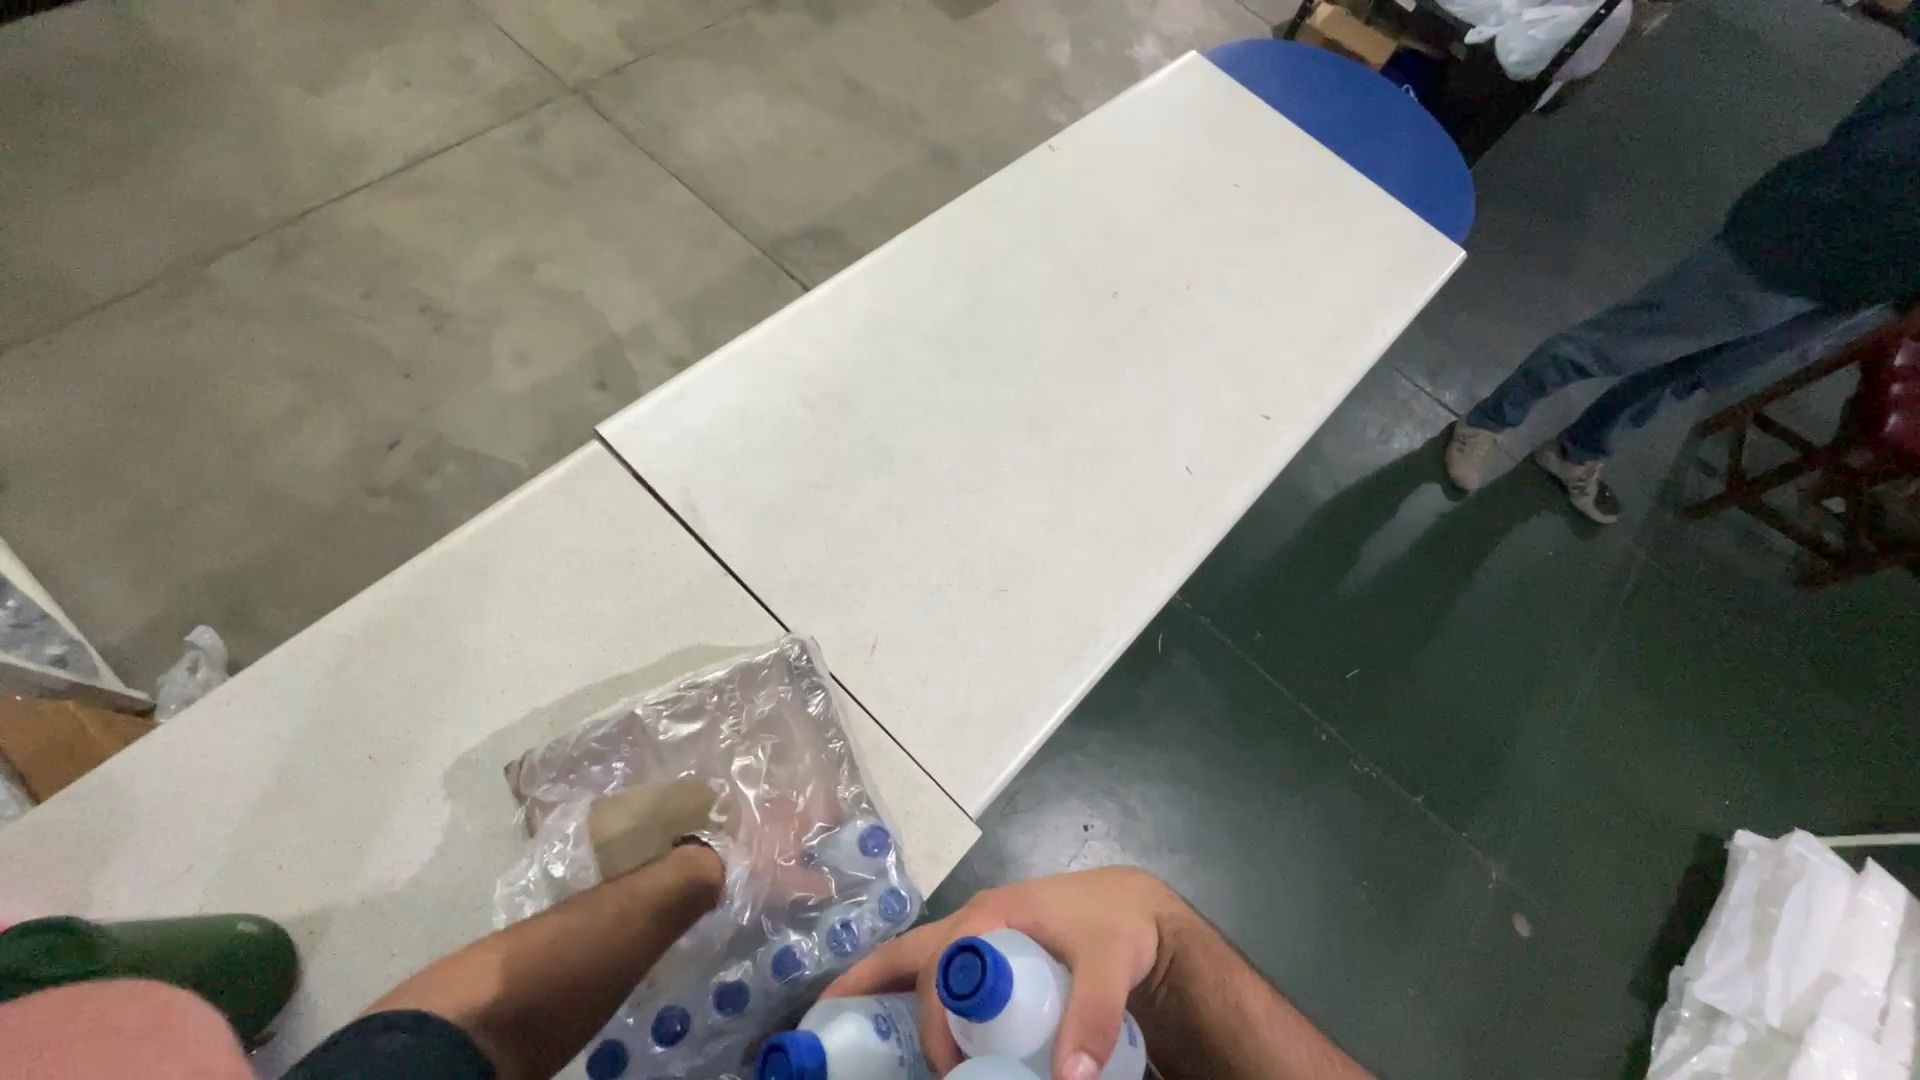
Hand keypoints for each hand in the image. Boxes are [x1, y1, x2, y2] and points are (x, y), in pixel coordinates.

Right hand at [822, 867, 1178, 1079]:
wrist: (1136, 909)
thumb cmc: (1114, 926)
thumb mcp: (1108, 965)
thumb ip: (1091, 1015)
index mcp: (989, 916)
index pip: (937, 967)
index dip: (931, 1021)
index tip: (946, 1072)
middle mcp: (974, 922)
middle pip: (908, 955)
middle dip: (867, 987)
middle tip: (840, 1036)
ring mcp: (981, 934)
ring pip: (919, 961)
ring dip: (886, 990)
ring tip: (860, 1035)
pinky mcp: (993, 949)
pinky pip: (942, 971)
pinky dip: (918, 995)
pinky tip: (918, 1029)